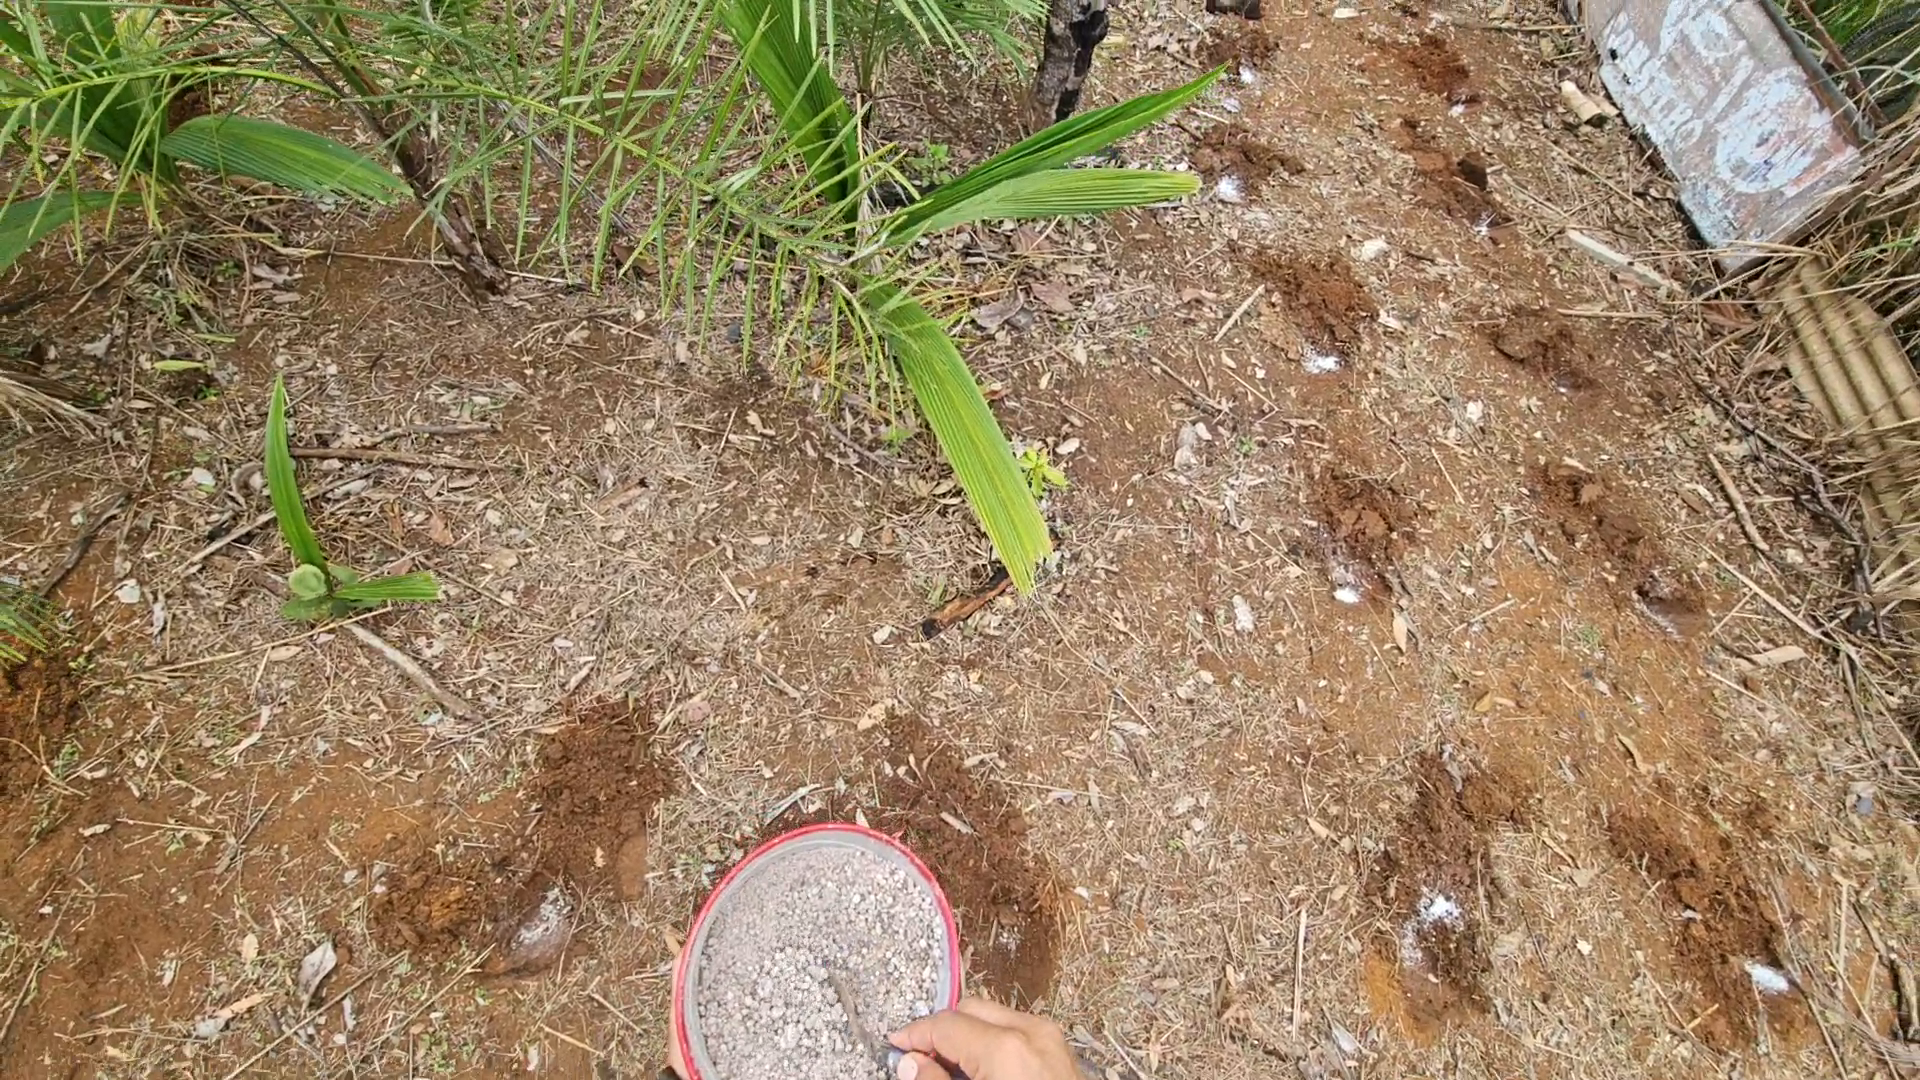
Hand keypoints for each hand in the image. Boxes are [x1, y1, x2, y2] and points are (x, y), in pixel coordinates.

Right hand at [888, 997, 1077, 1079]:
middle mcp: (1031, 1033)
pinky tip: (981, 1073)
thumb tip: (912, 1063)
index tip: (896, 1044)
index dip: (916, 1033)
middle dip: (943, 1030)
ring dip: (968, 1035)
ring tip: (950, 1070)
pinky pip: (1017, 1031)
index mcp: (1006, 1049)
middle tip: (920, 1058)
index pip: (947, 1024)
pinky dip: (993, 1043)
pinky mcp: (1061, 1052)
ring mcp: (1050, 1040)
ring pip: (994, 1017)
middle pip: (971, 1010)